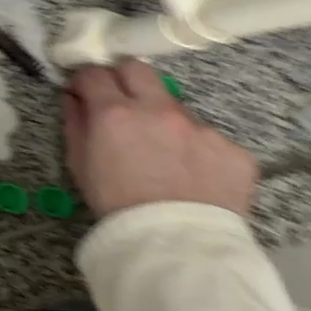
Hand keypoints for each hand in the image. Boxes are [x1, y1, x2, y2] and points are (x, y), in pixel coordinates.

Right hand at [63, 59, 257, 218]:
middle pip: (138, 69)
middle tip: (120, 100)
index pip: (94, 73)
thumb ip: (76, 122)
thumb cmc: (115, 200)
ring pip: (176, 108)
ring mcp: (202, 129)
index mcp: (114, 112)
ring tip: (163, 152)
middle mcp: (158, 111)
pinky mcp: (234, 150)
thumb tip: (75, 98)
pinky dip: (196, 148)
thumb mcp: (79, 161)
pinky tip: (192, 172)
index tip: (84, 91)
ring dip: (163, 119)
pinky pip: (209, 138)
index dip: (85, 80)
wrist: (176, 241)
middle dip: (123, 78)